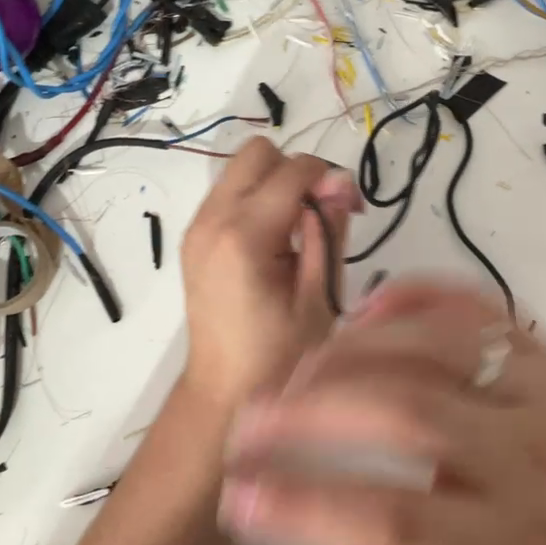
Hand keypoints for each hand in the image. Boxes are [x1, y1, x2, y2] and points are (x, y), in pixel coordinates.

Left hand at [180, 137, 360, 410]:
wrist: (224, 392)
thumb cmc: (279, 356)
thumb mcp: (319, 295)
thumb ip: (328, 230)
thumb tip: (340, 184)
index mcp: (244, 236)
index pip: (293, 169)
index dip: (330, 179)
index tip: (350, 209)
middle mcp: (212, 221)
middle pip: (258, 152)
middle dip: (297, 171)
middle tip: (320, 212)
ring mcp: (197, 228)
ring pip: (241, 168)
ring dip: (276, 183)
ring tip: (298, 229)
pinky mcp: (195, 238)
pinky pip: (229, 192)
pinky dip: (257, 198)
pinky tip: (276, 240)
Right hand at [219, 281, 545, 544]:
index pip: (397, 526)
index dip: (308, 509)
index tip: (239, 497)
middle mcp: (527, 461)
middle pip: (406, 416)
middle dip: (312, 412)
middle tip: (248, 418)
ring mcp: (541, 394)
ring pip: (435, 351)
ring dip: (352, 350)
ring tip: (294, 369)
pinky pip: (477, 306)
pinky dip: (416, 294)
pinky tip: (367, 309)